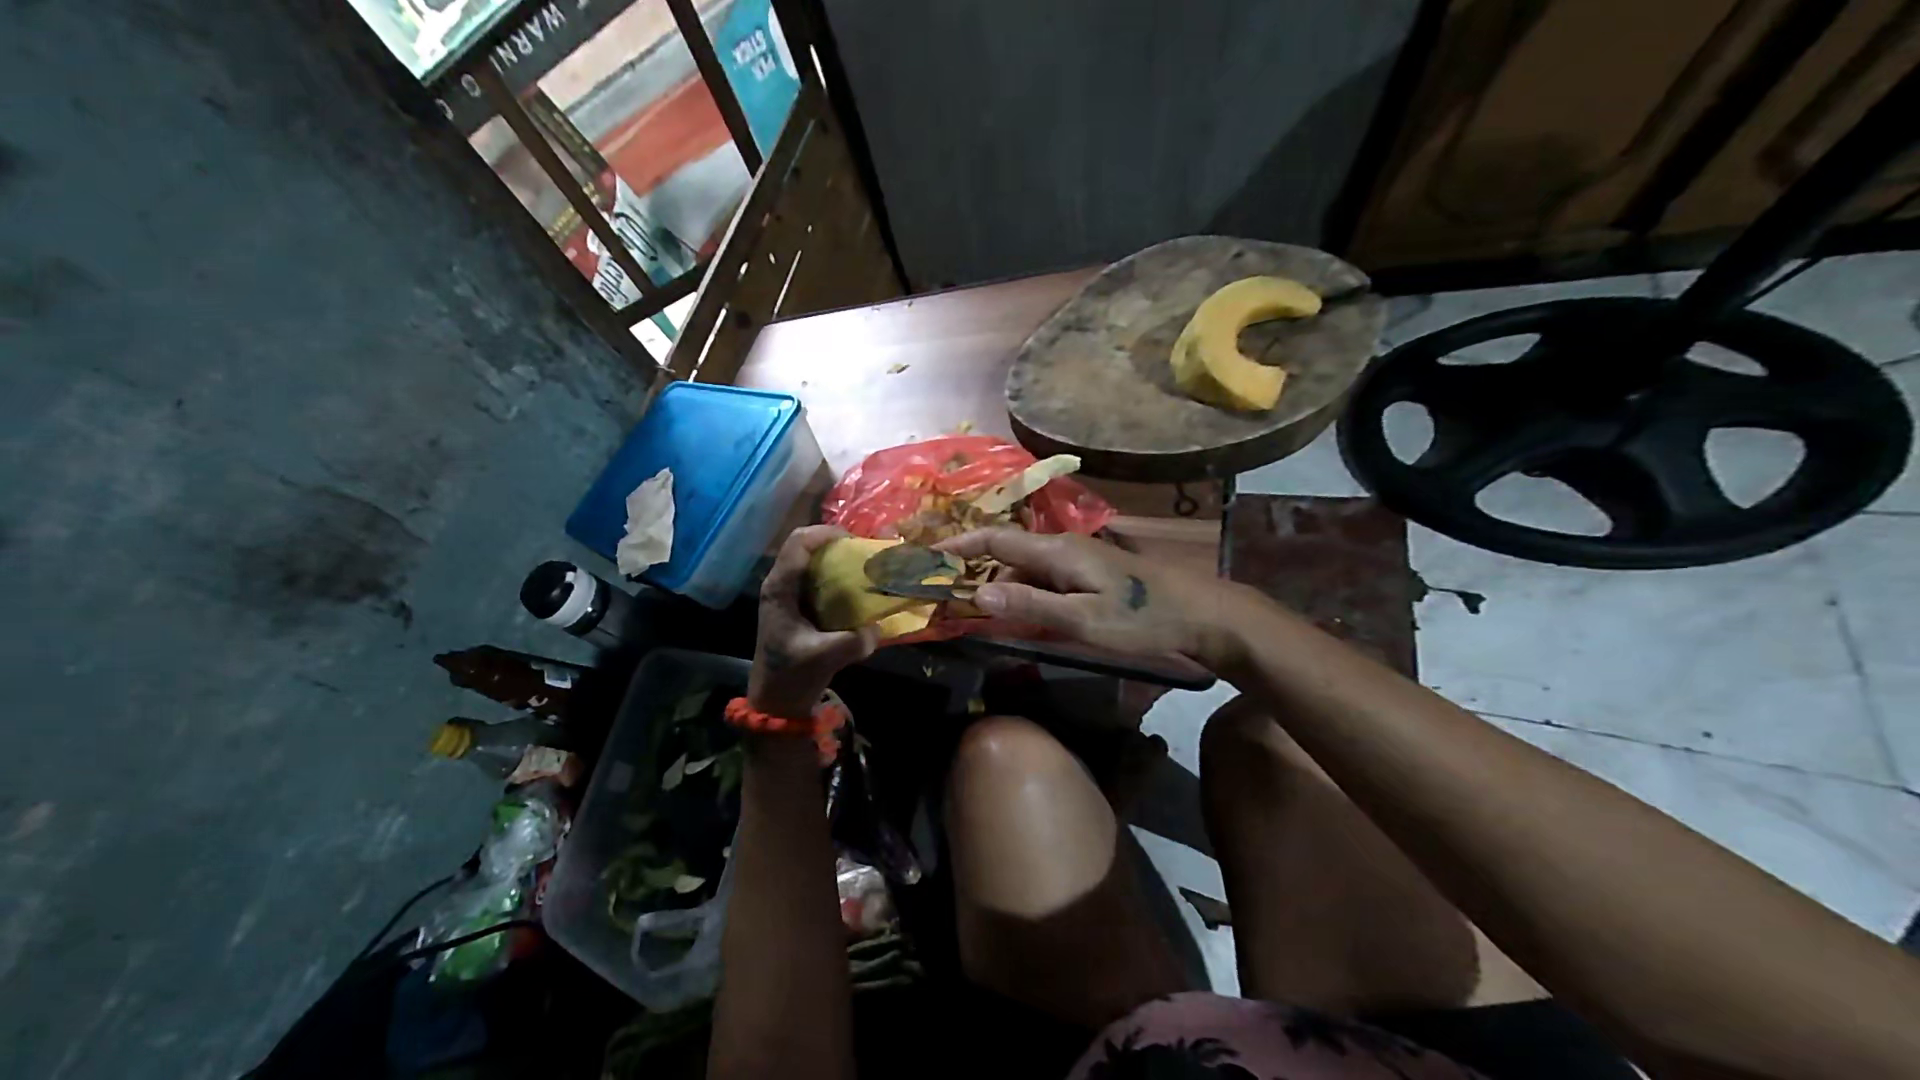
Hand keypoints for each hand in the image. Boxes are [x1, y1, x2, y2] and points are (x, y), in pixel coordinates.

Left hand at [750, 525, 878, 719]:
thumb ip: (854, 642)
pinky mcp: (796, 605)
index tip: (855, 541)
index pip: (799, 542)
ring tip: (864, 567)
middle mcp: (780, 584)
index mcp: (780, 589)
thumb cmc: (792, 676)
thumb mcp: (824, 658)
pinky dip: (837, 575)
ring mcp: (787, 594)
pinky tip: (856, 588)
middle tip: (864, 554)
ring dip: (837, 558)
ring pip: (811, 560)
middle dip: (836, 543)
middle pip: (806, 545)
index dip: (826, 533)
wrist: (776, 700)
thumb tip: (878, 627)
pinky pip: (817, 577)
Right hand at [937, 528, 1253, 668]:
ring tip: (973, 613)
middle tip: (944, 597)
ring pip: (1023, 567)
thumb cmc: (1140, 618)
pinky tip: (1015, 615)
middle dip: (972, 571)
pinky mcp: (1087, 573)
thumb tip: (976, 591)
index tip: (926, 555)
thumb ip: (1029, 604)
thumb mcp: (1082, 618)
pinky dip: (1021, 593)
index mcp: (1056, 549)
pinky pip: (1042, 578)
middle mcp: (1061, 545)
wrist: (1199, 614)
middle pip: (1005, 552)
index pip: (994, 537)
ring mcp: (1076, 558)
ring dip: (998, 585)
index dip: (958, 544)